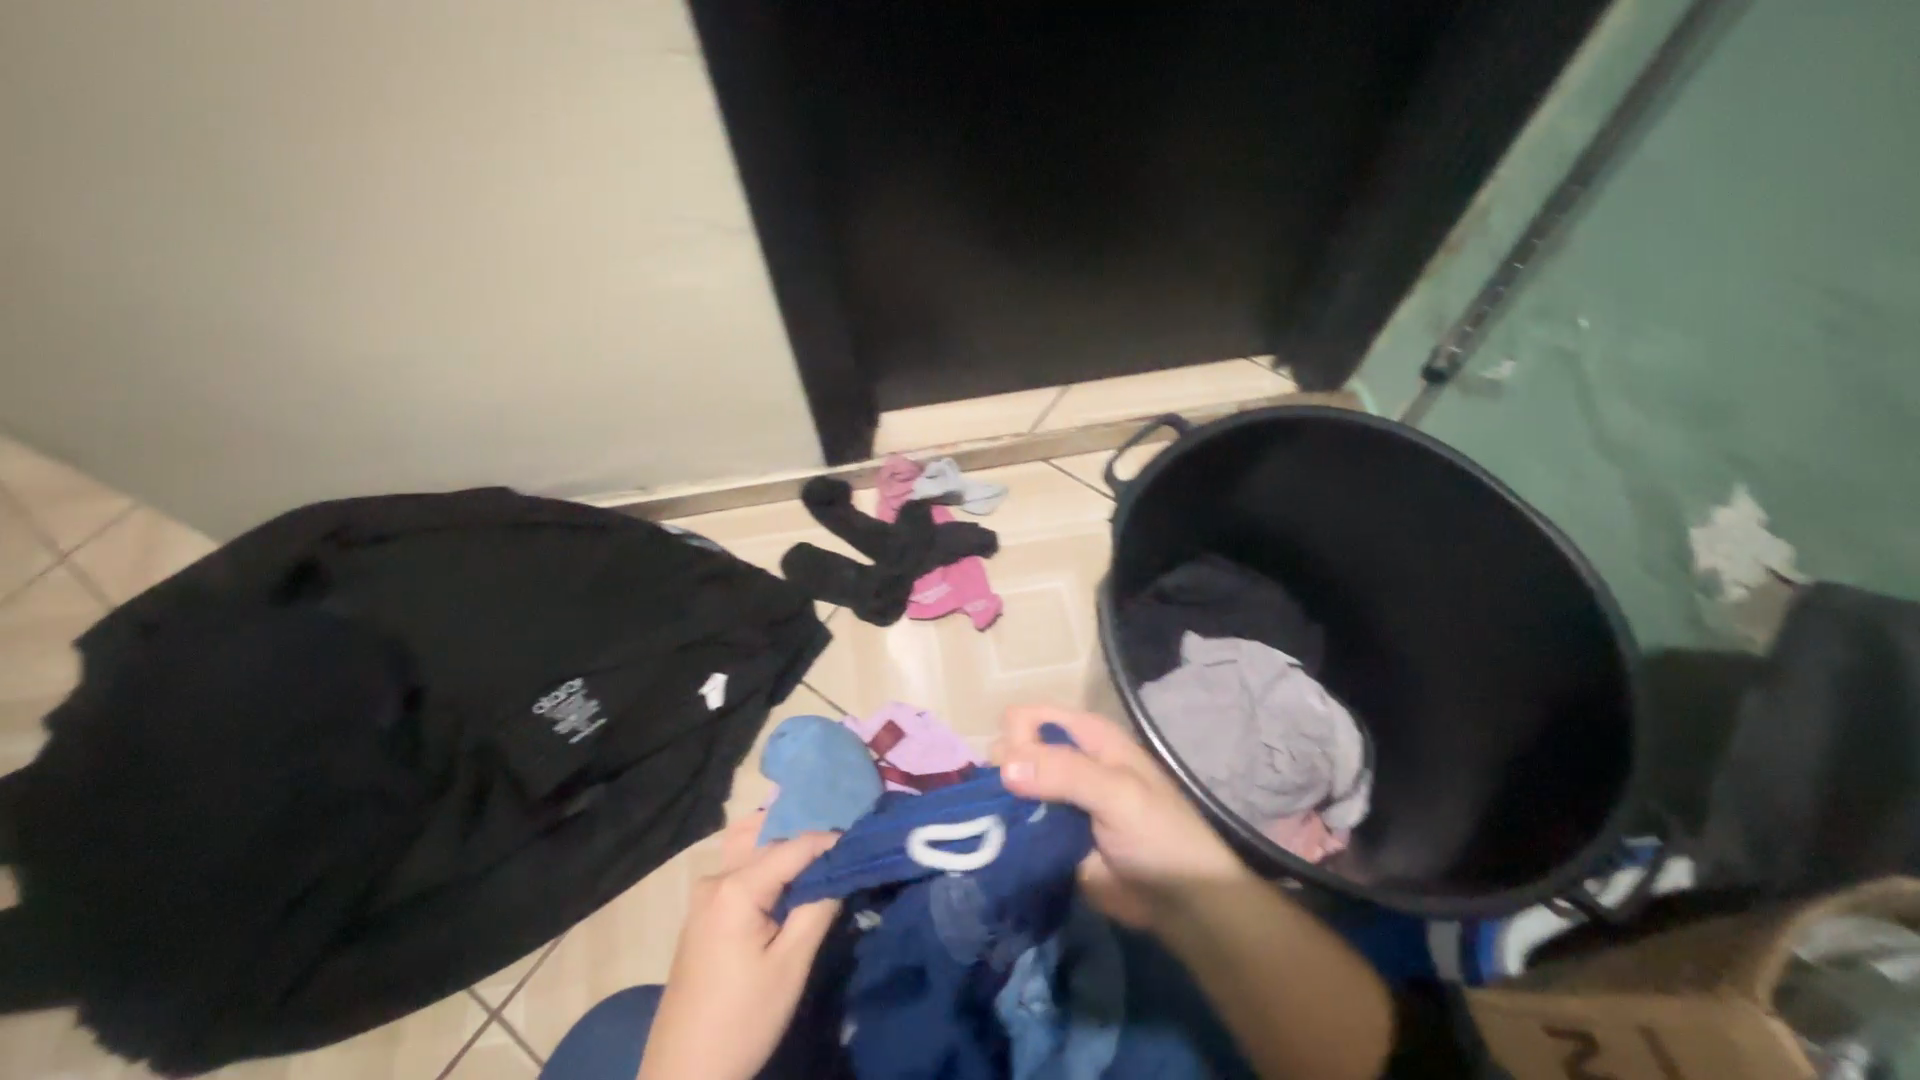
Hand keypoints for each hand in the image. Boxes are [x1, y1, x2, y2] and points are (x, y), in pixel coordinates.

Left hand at [637, 814, 839, 1079]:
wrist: (685, 1070)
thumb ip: (818, 907)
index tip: (865, 842)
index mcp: (736, 887)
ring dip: (786, 844)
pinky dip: (769, 864)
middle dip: (810, 838)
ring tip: (824, 853)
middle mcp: (715, 878)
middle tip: (849, 843)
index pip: (795, 845)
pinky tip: (794, 876)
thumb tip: (842, 868)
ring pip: (752, 850)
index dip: (833, 840)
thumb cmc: (743, 1018)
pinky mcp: (704, 912)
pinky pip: (741, 870)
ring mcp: (704, 894)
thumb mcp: (791, 964)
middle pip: (771, 841)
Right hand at [997, 705, 1249, 929]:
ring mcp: (1054, 800)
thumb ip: (1066, 773)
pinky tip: (1001, 847)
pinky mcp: (1047, 837)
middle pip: (1009, 752)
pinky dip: (1004, 834)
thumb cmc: (1160, 835)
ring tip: (1004, 831)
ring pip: (1007, 790)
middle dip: (1003, 776)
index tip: (1021, 776)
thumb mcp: (1120, 794)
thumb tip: (1004, 766)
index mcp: (1085, 736)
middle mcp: (1064, 761)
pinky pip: (1012, 826)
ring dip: (999, 808)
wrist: (1181, 902)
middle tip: (1020, 809)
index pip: (1024, 718)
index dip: (1016, 742)